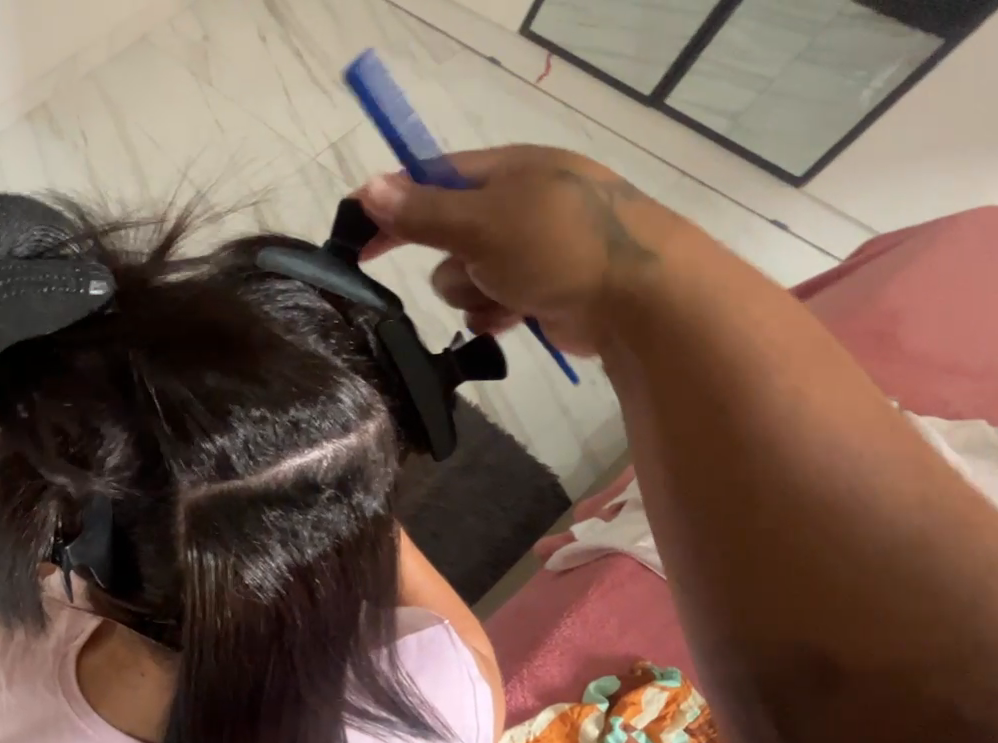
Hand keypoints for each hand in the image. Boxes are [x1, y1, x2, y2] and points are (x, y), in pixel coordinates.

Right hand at [353, 146, 690, 355]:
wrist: (638, 299)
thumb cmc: (557, 246)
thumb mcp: (479, 223)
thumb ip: (421, 211)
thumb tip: (367, 188)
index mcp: (509, 170)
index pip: (433, 179)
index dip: (394, 204)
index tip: (360, 236)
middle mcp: (518, 204)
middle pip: (445, 234)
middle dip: (449, 258)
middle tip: (467, 267)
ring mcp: (531, 248)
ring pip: (463, 276)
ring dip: (473, 292)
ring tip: (504, 296)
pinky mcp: (539, 287)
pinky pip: (488, 302)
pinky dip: (494, 313)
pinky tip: (514, 317)